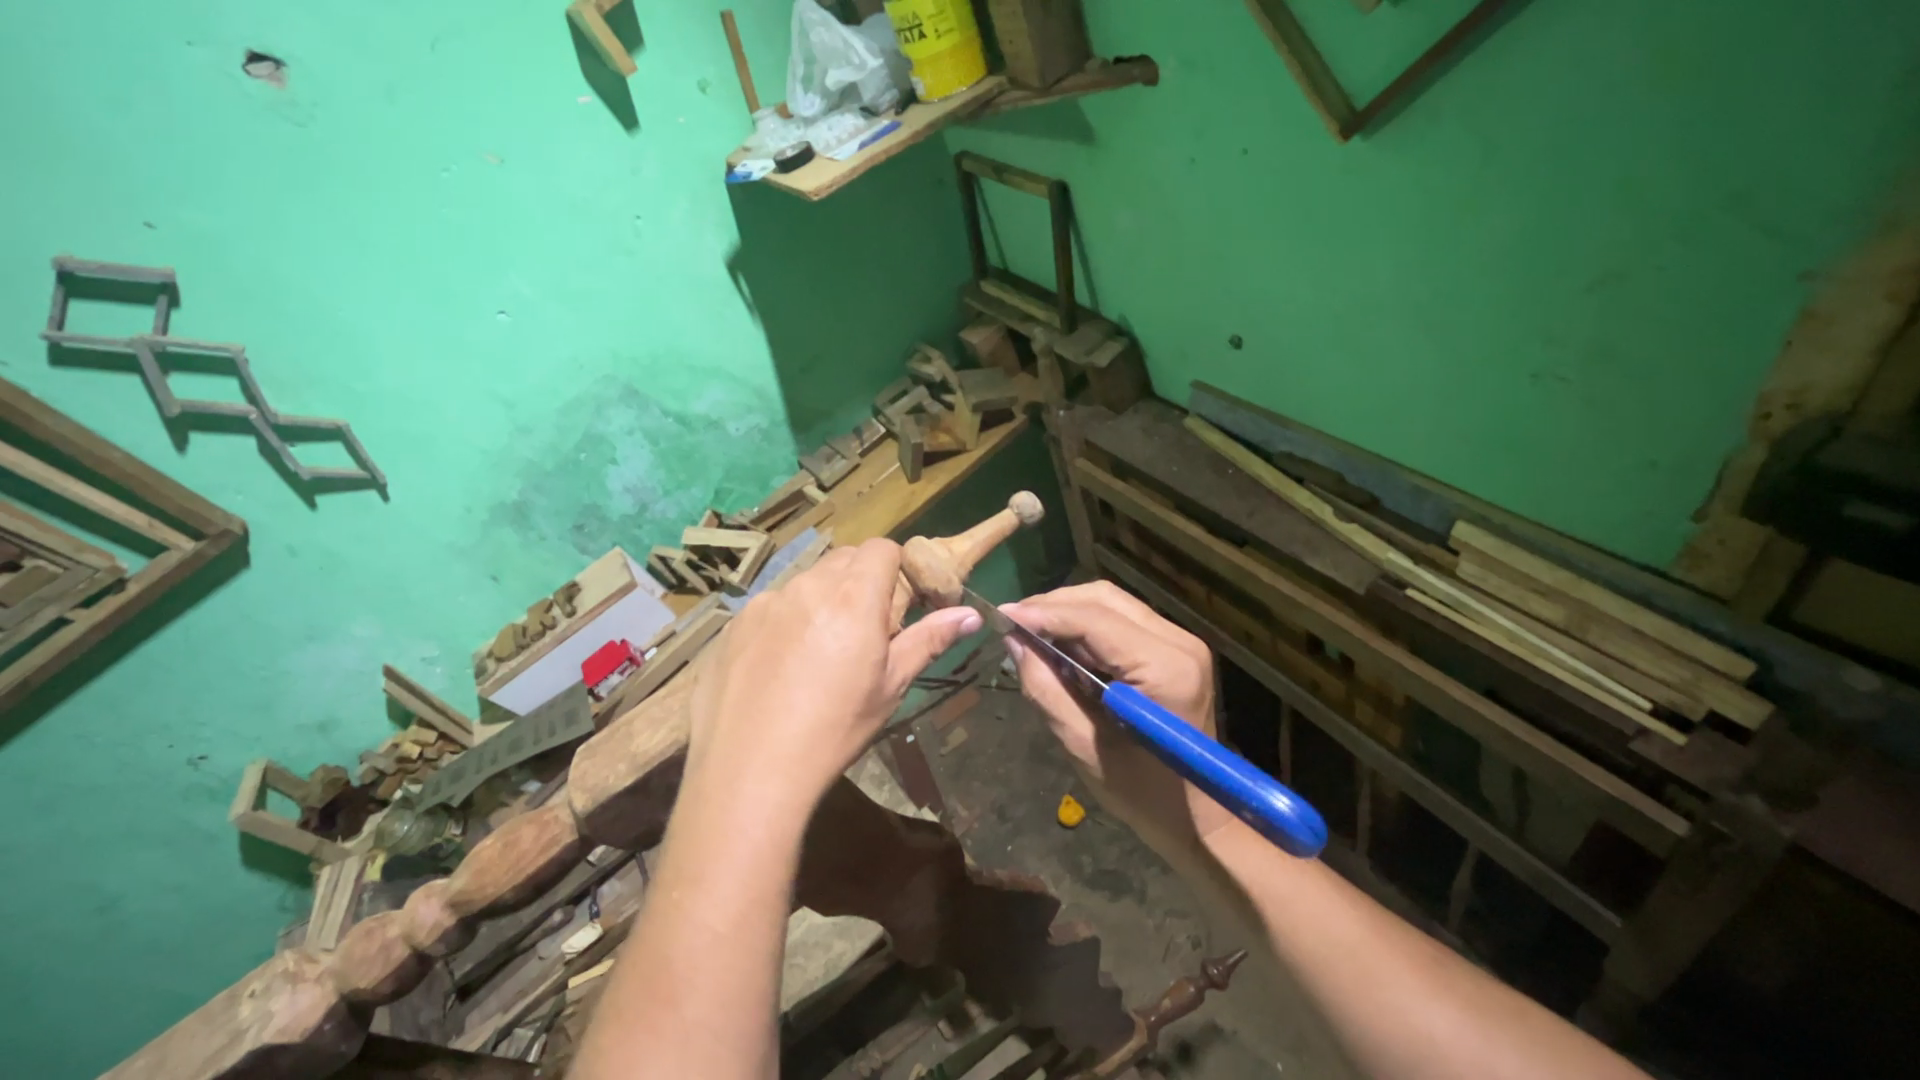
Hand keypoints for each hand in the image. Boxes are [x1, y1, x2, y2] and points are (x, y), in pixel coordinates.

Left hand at [686, 539, 981, 811]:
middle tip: (862, 632)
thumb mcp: (890, 686)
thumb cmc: (835, 728)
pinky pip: (770, 607)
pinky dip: (784, 623)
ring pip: (805, 582)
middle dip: (860, 582)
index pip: (882, 548)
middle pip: (844, 560)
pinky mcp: (734, 624)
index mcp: (853, 597)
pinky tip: (778, 669)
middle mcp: (807, 586)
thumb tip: (971, 614)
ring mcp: (765, 603)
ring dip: (821, 601)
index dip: (895, 570)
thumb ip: (929, 640)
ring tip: (818, 655)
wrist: (751, 768)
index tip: (896, 607)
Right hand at [1001, 581, 1233, 842]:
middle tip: (1012, 623)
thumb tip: (1014, 643)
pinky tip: (1061, 645)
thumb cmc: (1144, 793)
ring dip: (1069, 612)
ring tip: (1030, 632)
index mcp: (1165, 669)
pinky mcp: (1177, 652)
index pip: (1095, 619)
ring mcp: (1183, 644)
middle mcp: (1180, 643)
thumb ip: (1048, 691)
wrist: (1199, 818)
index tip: (1002, 616)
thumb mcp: (1084, 747)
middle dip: (1054, 605)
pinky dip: (1088, 626)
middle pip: (1106, 598)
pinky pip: (1124, 621)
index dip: (1044, 613)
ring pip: (1114, 603)